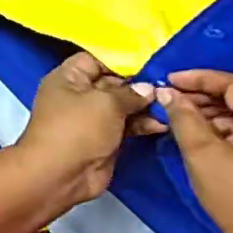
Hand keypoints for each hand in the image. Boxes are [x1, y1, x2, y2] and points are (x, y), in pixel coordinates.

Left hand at [19, 52, 163, 203]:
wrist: (61, 172)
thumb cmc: (77, 129)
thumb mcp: (104, 103)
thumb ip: (129, 93)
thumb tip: (148, 88)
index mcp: (67, 78)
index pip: (94, 59)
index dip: (121, 60)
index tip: (153, 61)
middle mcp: (78, 94)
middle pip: (112, 81)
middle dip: (140, 83)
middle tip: (171, 85)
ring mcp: (91, 117)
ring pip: (123, 104)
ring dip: (146, 106)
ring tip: (171, 106)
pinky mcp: (104, 137)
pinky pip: (127, 124)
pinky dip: (143, 123)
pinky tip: (163, 124)